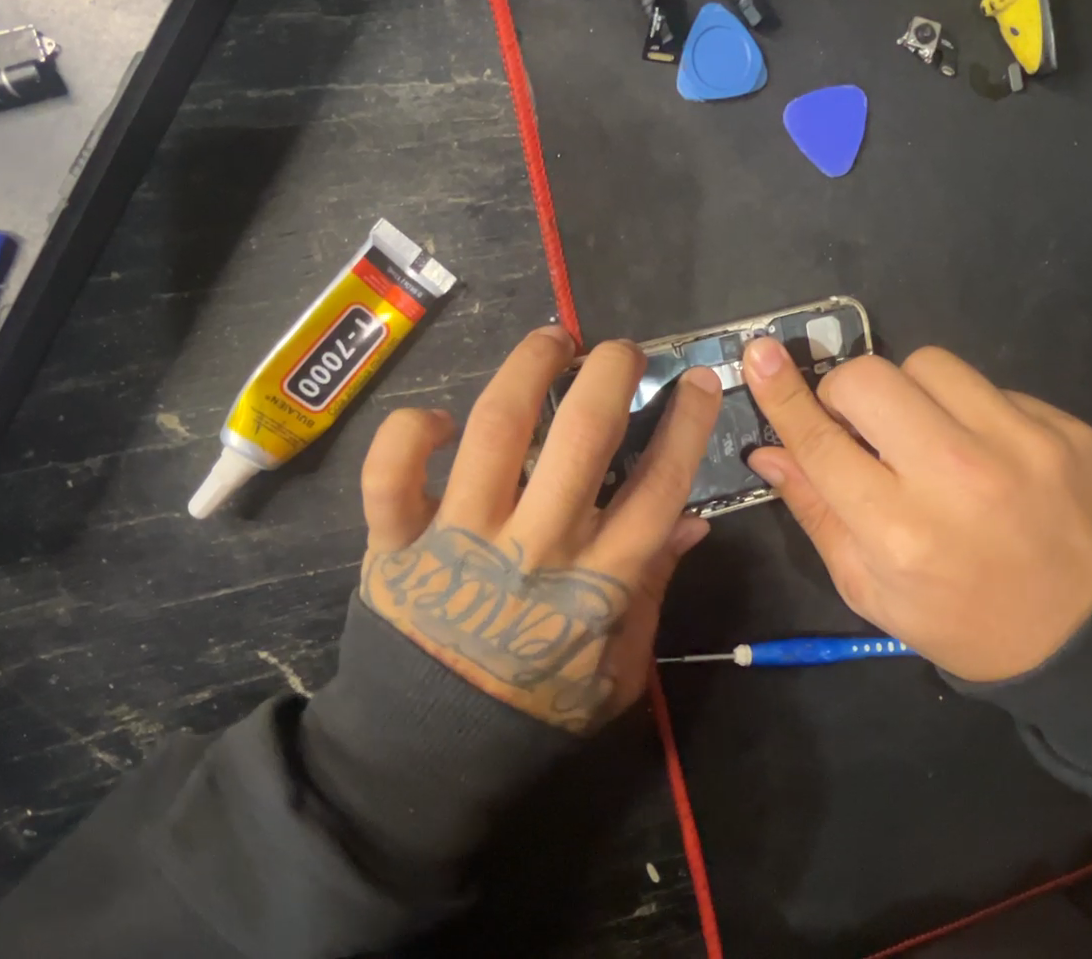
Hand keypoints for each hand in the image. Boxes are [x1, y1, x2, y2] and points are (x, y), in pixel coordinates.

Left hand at [358, 326, 722, 731]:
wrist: (431, 750)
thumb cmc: (537, 708)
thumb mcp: (619, 670)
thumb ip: (653, 593)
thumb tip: (691, 522)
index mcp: (597, 584)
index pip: (657, 489)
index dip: (687, 425)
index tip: (699, 379)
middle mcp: (535, 547)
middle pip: (583, 437)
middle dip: (610, 374)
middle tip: (621, 350)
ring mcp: (461, 539)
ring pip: (497, 427)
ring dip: (529, 369)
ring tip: (551, 341)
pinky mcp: (396, 541)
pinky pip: (392, 471)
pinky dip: (413, 432)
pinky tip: (444, 421)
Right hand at [743, 339, 1091, 681]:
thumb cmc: (963, 623)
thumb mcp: (872, 592)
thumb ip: (818, 514)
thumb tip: (770, 453)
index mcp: (899, 531)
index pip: (821, 441)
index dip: (783, 394)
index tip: (759, 354)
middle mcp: (956, 477)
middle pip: (869, 379)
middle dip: (846, 392)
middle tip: (858, 425)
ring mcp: (1020, 445)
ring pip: (929, 364)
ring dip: (908, 393)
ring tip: (926, 437)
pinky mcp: (1066, 429)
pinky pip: (989, 386)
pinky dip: (967, 410)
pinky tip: (984, 455)